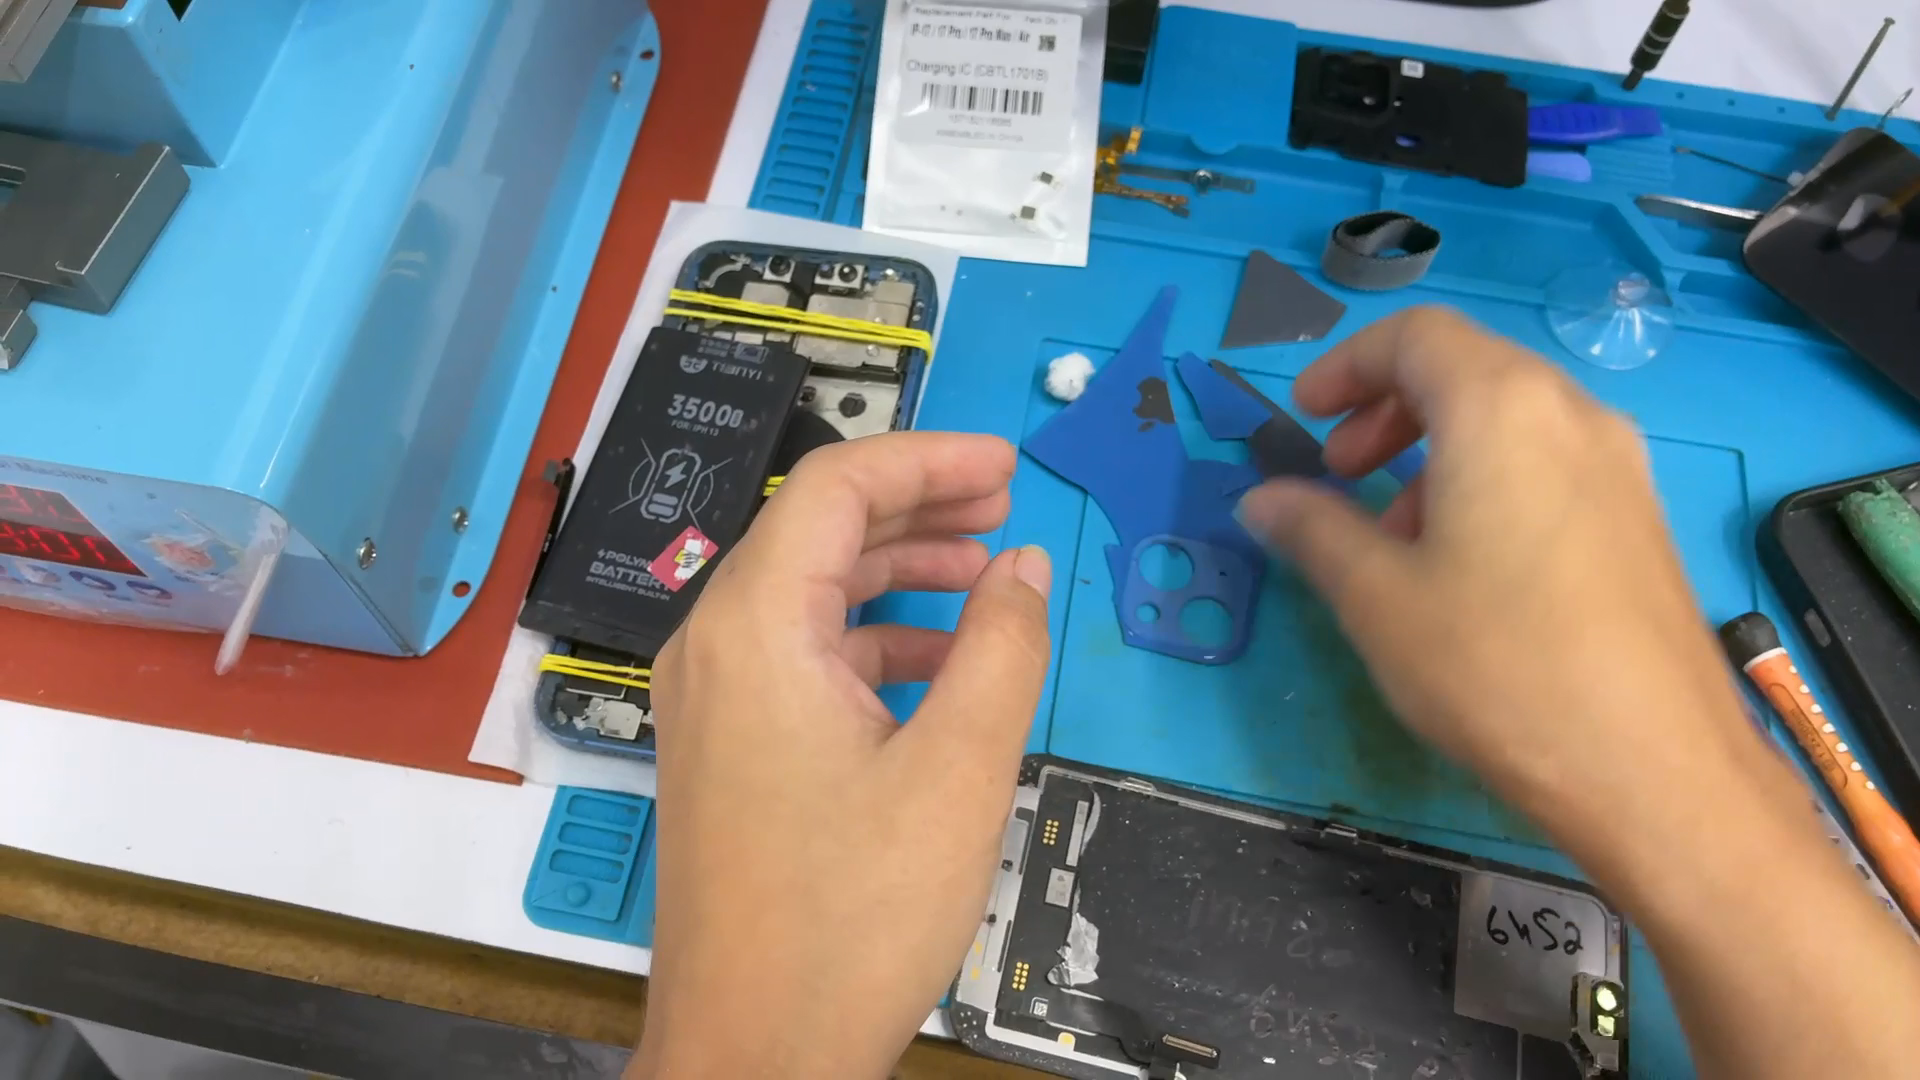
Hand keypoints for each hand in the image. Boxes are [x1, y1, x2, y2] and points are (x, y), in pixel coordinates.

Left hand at [631, 433, 1051, 1079]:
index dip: (926, 459)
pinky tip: (941, 655)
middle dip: (917, 504)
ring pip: (813, 588)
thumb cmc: (855, 914)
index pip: (835, 487)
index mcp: (755, 626)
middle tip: (1003, 503)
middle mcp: (716, 640)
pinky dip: (875, 633)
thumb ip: (1003, 648)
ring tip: (984, 567)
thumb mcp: (959, 773)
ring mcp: (715, 690)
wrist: (754, 1057)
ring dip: (899, 567)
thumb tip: (1024, 565)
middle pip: (819, 528)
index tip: (1004, 466)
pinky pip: (805, 649)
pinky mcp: (730, 734)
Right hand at [1235, 307, 1754, 838]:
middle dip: (1382, 407)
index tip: (1301, 417)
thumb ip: (1308, 526)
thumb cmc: (1490, 663)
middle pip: (1462, 367)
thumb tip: (1259, 498)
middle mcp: (1571, 417)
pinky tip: (1455, 559)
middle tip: (1336, 470)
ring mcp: (1616, 467)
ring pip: (1504, 415)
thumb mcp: (1372, 592)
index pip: (1415, 337)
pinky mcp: (1634, 518)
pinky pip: (1542, 460)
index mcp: (1501, 412)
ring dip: (1426, 446)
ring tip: (1390, 526)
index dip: (1344, 365)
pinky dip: (1477, 475)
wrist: (1651, 774)